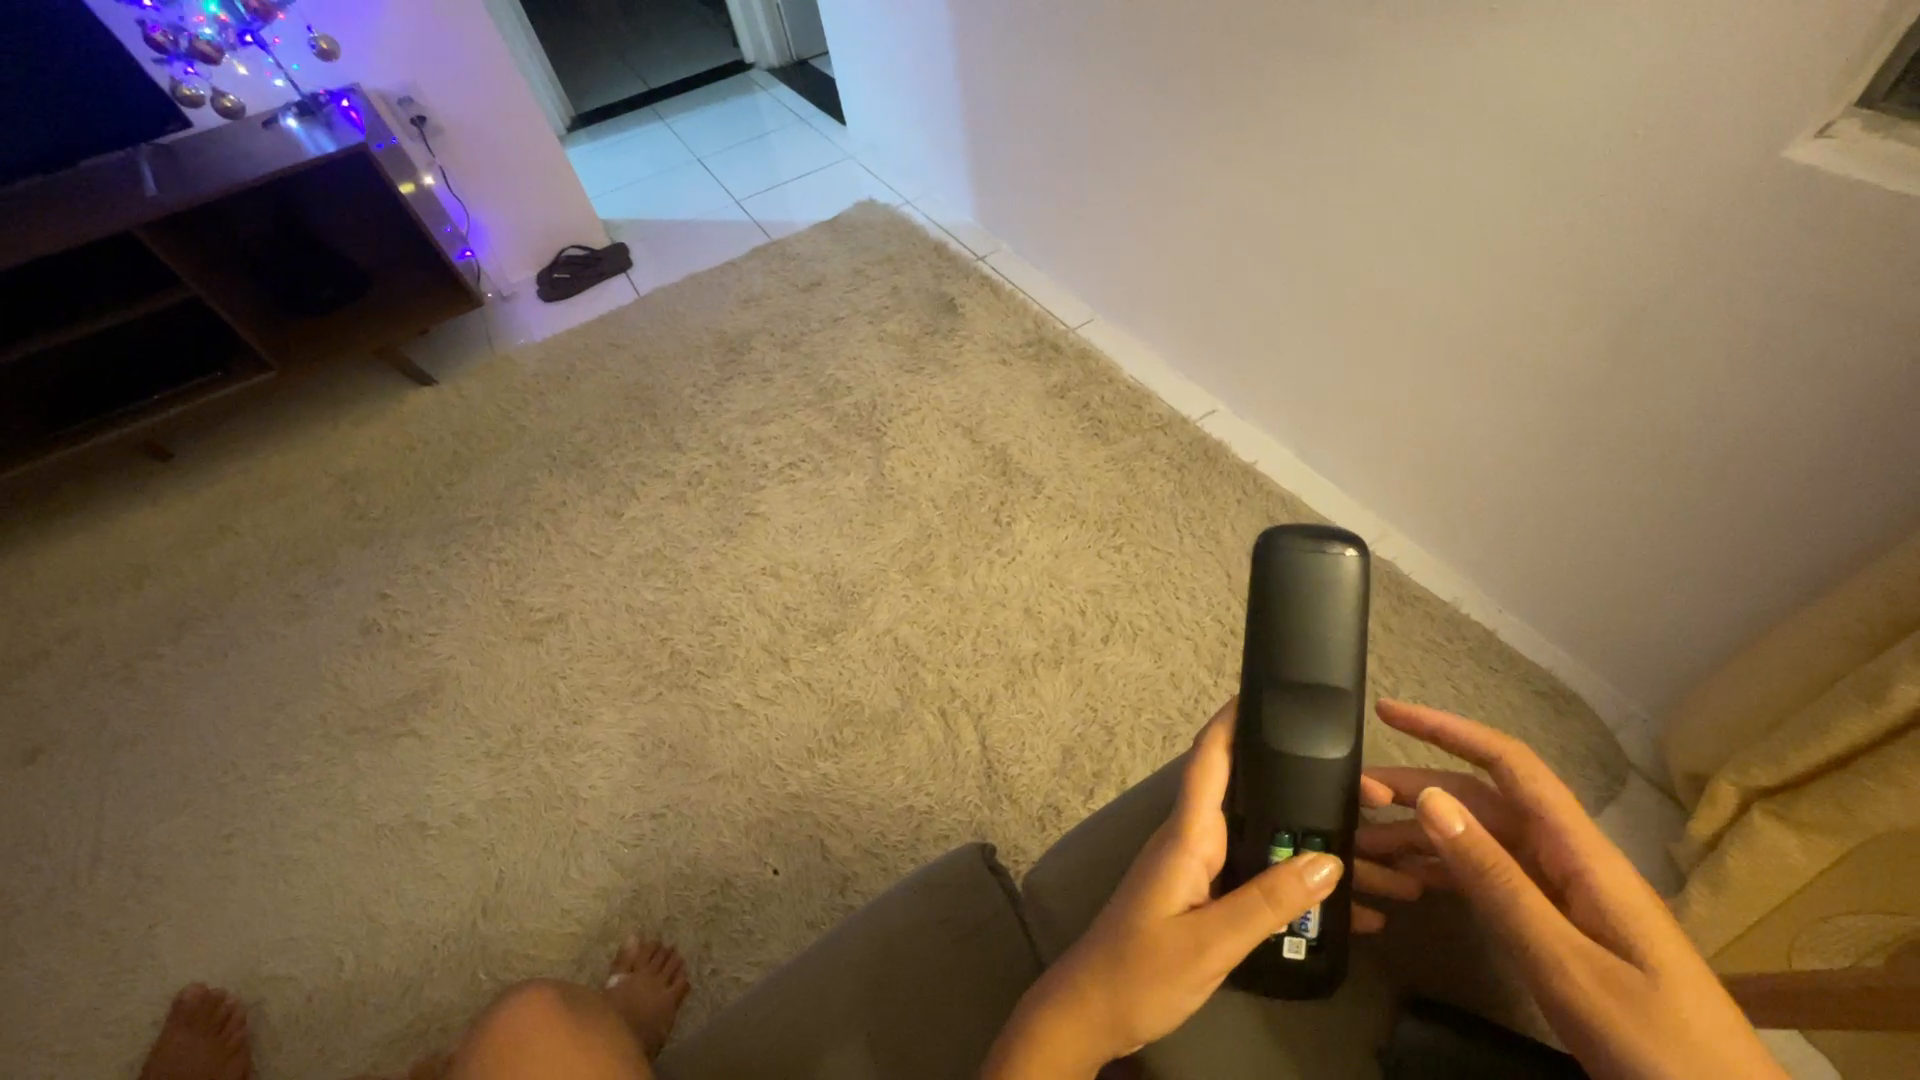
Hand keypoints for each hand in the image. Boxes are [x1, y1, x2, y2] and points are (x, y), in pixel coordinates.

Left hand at [982, 698, 1423, 1078]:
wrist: (1091, 1013)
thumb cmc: (1140, 972)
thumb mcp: (1210, 942)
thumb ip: (1267, 903)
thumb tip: (1327, 860)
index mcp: (1186, 837)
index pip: (1208, 762)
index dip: (1230, 721)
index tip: (1260, 689)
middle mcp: (1191, 842)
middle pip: (1247, 798)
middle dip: (1297, 787)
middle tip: (1363, 789)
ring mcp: (1196, 870)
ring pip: (1257, 839)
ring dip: (1304, 840)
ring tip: (1370, 844)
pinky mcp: (1201, 898)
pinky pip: (1254, 875)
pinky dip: (1291, 880)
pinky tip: (1336, 902)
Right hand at [1359, 700, 1787, 1079]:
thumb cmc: (1654, 1040)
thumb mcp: (1565, 962)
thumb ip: (1496, 880)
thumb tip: (1431, 799)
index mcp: (1581, 855)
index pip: (1510, 766)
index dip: (1448, 730)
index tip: (1389, 712)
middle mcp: (1570, 861)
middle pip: (1483, 802)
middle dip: (1416, 788)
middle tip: (1351, 793)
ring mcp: (1565, 895)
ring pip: (1481, 841)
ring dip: (1422, 834)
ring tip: (1363, 840)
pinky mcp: (1559, 927)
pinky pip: (1490, 880)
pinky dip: (1444, 871)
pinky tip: (1405, 878)